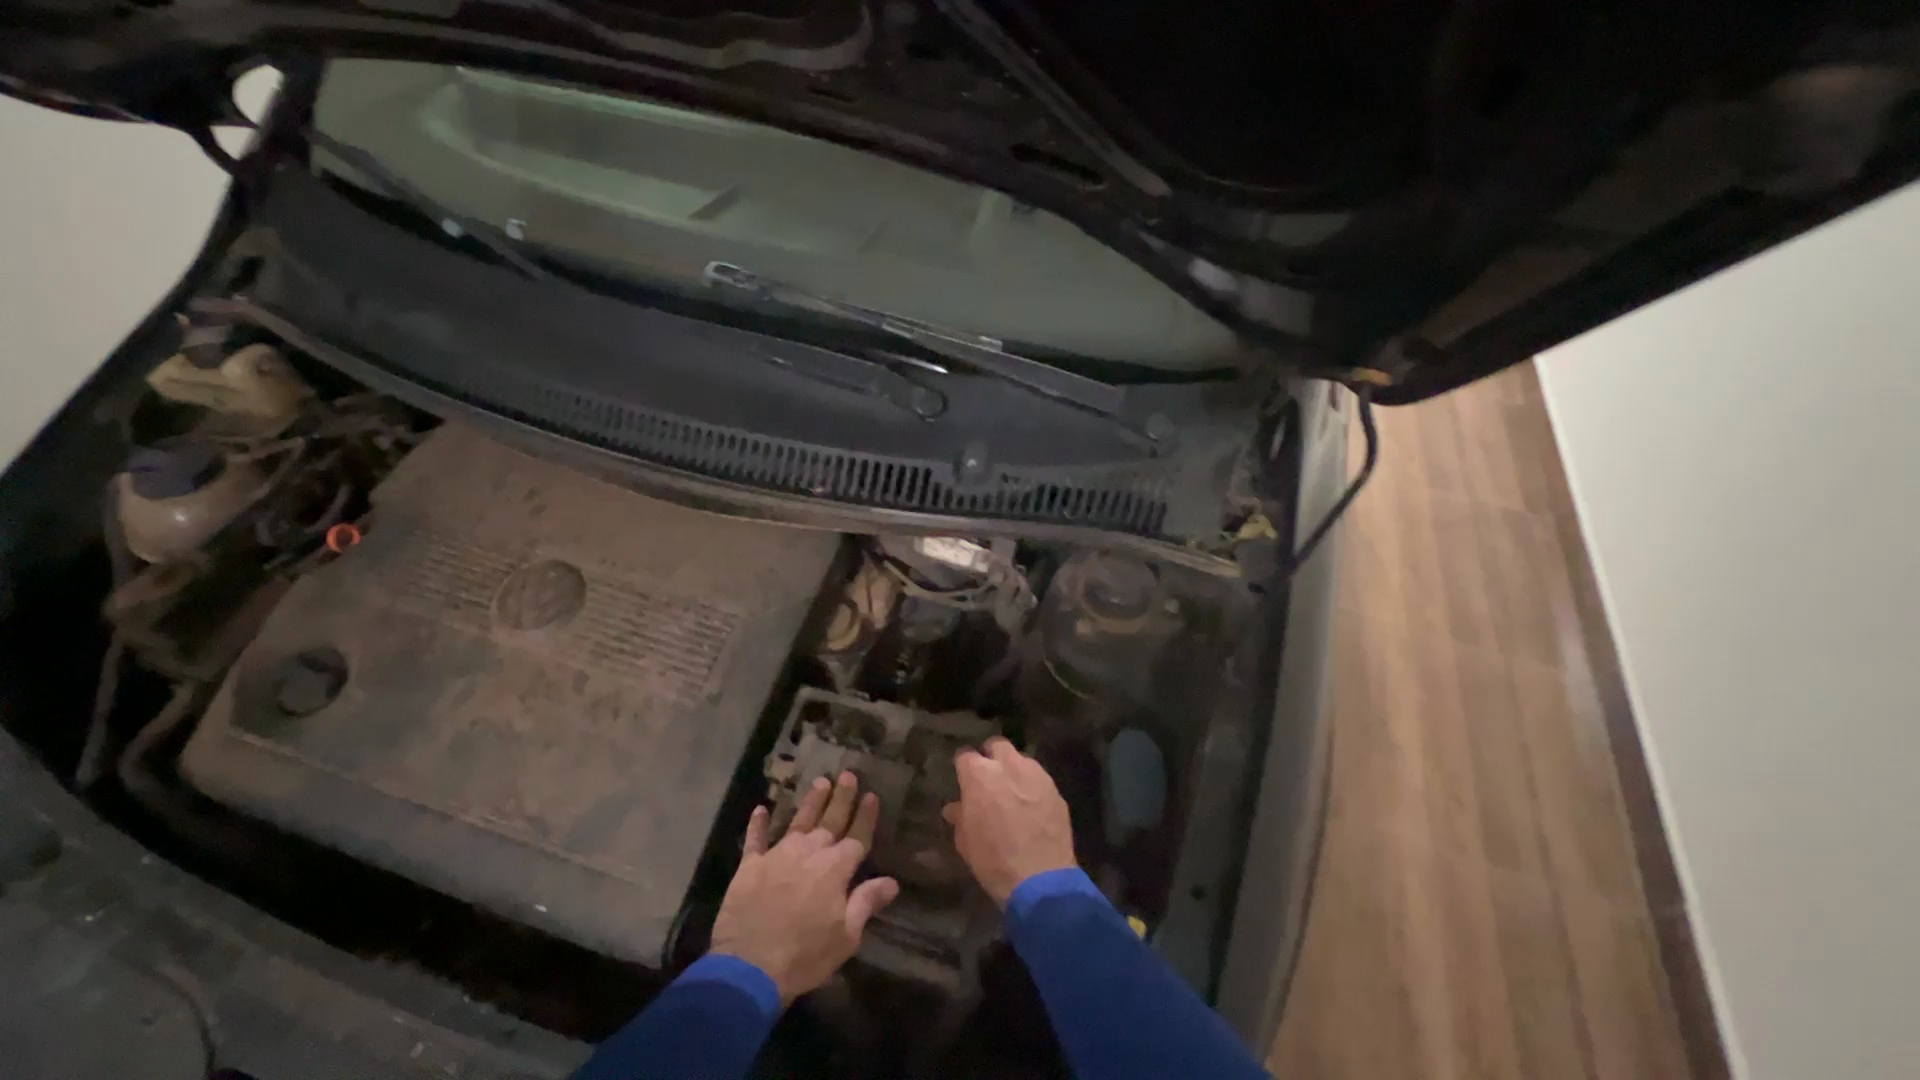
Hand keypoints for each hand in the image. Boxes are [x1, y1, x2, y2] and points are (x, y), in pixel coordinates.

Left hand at [710, 772, 899, 1003]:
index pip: (857, 837)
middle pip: (830, 820)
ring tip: (820, 782)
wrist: (749, 966)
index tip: (872, 795)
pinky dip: (758, 824)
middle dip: (842, 798)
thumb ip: (866, 902)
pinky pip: (755, 839)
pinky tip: (760, 809)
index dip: (865, 816)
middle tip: (848, 774)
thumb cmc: (805, 955)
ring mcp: (778, 855)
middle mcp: (809, 853)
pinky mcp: (750, 866)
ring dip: (811, 802)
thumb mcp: (846, 936)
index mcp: (836, 869)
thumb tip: (892, 881)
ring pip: (798, 821)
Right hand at [944, 737, 1077, 905]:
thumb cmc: (993, 860)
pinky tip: (1032, 806)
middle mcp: (1008, 765)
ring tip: (1013, 792)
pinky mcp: (1055, 789)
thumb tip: (956, 807)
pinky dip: (1033, 786)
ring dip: (1014, 770)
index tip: (964, 781)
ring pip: (1021, 760)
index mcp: (979, 775)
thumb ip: (960, 817)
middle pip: (997, 746)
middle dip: (991, 758)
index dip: (964, 769)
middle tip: (990, 780)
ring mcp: (1035, 774)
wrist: (1040, 878)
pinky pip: (1039, 778)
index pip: (964, 756)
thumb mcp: (965, 841)